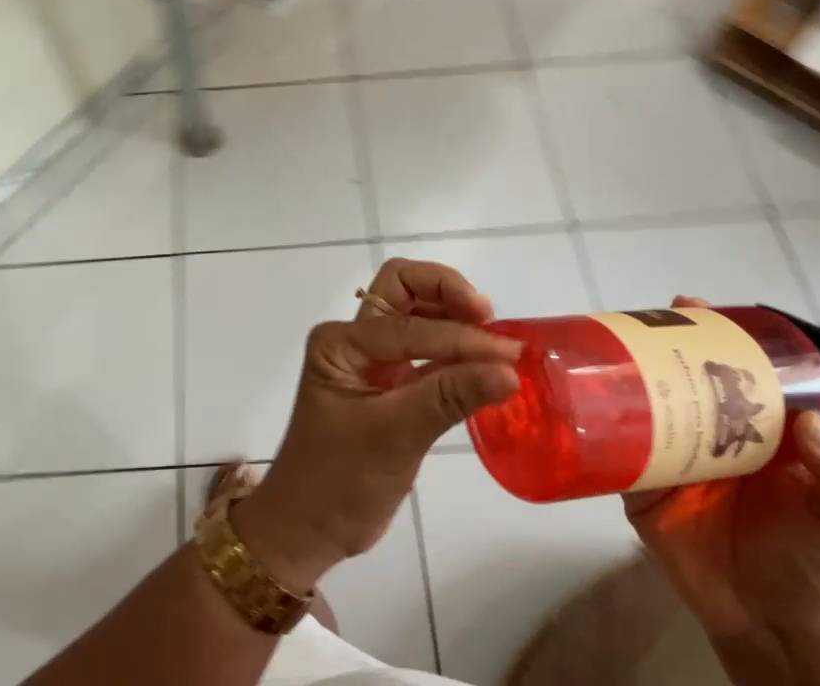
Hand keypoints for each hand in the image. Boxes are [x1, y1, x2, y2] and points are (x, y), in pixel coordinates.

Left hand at [232, 259, 515, 589]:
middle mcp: (354, 341)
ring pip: (418, 315)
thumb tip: (510, 371)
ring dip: (456, 318)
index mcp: (340, 342)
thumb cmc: (337, 481)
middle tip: (489, 318)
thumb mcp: (392, 437)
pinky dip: (458, 353)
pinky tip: (488, 368)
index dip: (459, 337)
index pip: (407, 324)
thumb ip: (448, 398)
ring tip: (496, 342)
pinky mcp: (393, 387)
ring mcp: (373, 362)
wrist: (309, 530)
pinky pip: (429, 354)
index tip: (509, 356)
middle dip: (448, 292)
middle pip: (404, 289)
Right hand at [625, 298, 819, 645]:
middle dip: (656, 341)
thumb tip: (811, 426)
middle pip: (679, 375)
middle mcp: (710, 430)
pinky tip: (577, 404)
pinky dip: (594, 427)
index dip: (714, 333)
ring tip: (599, 349)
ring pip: (642, 403)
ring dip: (619, 373)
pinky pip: (613, 450)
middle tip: (635, 319)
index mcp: (759, 426)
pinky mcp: (638, 485)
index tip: (692, 306)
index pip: (733, 367)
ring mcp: (670, 456)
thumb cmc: (819, 563)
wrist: (769, 624)